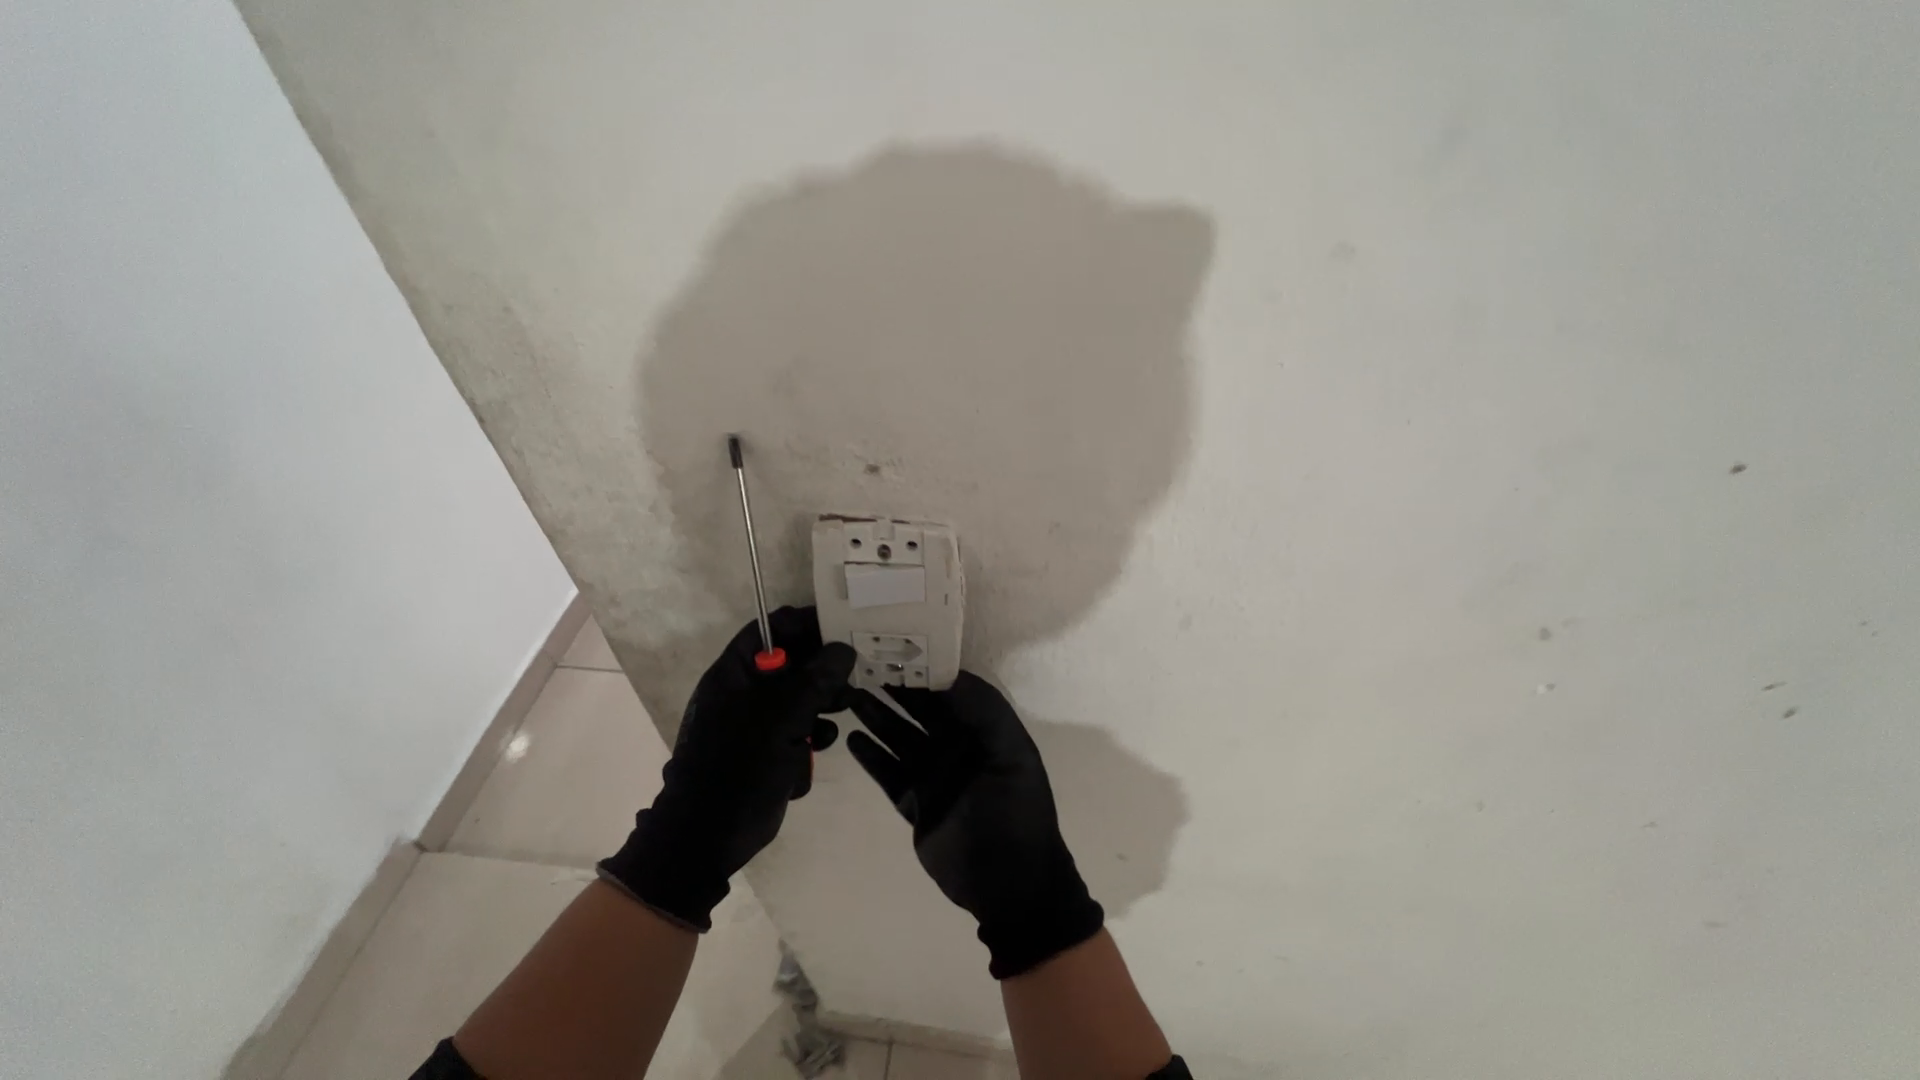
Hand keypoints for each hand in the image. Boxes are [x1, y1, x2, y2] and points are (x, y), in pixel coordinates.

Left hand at [598, 607, 854, 930]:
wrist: (708, 834)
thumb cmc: (739, 764)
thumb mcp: (781, 715)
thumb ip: (815, 678)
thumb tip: (843, 649)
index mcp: (733, 674)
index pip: (770, 630)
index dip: (804, 623)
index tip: (841, 625)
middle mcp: (743, 693)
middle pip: (790, 663)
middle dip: (822, 667)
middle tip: (855, 669)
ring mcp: (755, 724)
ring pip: (799, 698)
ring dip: (823, 701)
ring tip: (847, 705)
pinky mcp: (768, 752)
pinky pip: (797, 730)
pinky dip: (812, 735)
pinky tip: (822, 744)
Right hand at [846, 673, 1103, 977]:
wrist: (1011, 884)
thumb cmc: (1016, 813)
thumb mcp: (1011, 755)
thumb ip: (985, 712)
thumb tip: (949, 673)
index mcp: (984, 732)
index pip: (951, 691)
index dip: (926, 671)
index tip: (897, 648)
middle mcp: (958, 748)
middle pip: (920, 711)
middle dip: (894, 689)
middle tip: (861, 667)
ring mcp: (935, 776)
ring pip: (900, 738)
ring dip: (878, 717)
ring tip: (850, 696)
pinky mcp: (916, 804)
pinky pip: (889, 774)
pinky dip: (872, 757)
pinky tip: (853, 739)